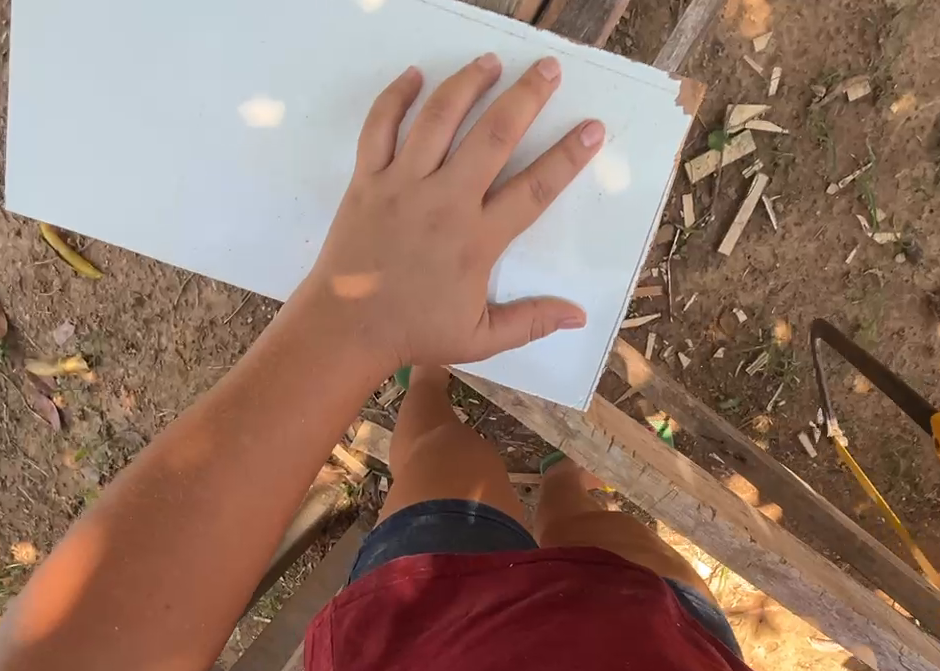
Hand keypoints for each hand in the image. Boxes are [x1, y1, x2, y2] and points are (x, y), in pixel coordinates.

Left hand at [281, 55, 603, 379]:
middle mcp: (444, 201)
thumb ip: (530, 322)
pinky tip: (414, 76)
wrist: (347, 329)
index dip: (567, 157)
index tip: (592, 129)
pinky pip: (381, 125)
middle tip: (548, 68)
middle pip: (494, 134)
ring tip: (491, 61)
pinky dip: (396, 96)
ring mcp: (403, 185)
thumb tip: (578, 316)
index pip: (534, 190)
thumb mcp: (479, 339)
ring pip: (440, 117)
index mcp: (477, 240)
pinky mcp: (368, 180)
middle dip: (527, 96)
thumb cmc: (415, 335)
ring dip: (469, 82)